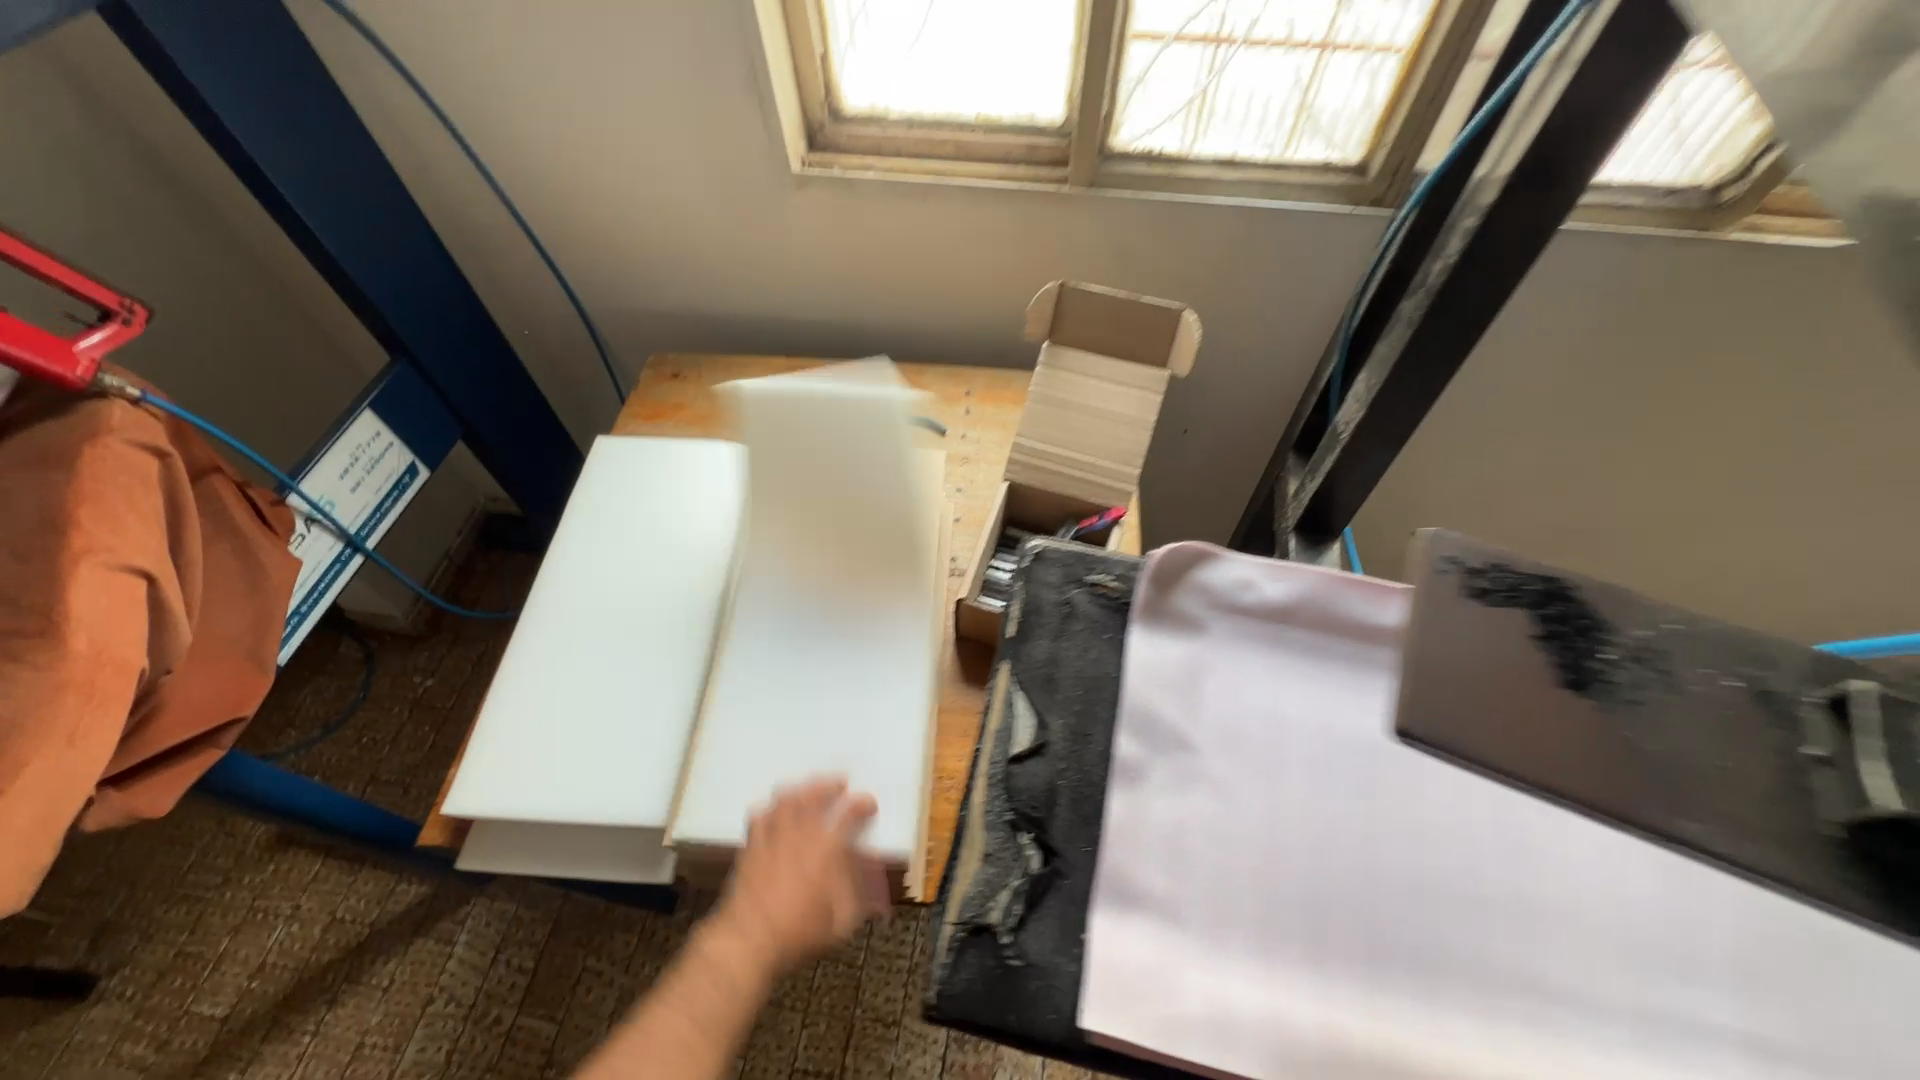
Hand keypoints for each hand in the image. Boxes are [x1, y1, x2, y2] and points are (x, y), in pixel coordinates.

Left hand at [707, 778, 891, 977]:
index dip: (862, 804)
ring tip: (808, 790)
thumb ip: (855, 890)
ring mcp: (771, 839)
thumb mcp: (840, 921)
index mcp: (826, 850)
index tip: (869, 804)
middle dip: (829, 785)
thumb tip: (866, 870)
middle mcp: (798, 836)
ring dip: (800, 790)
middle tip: (840, 783)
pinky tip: (772, 812)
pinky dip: (768, 808)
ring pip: (784, 800)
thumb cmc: (799, 935)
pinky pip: (758, 816)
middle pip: (813, 795)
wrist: (747, 942)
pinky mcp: (750, 848)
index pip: (848, 814)